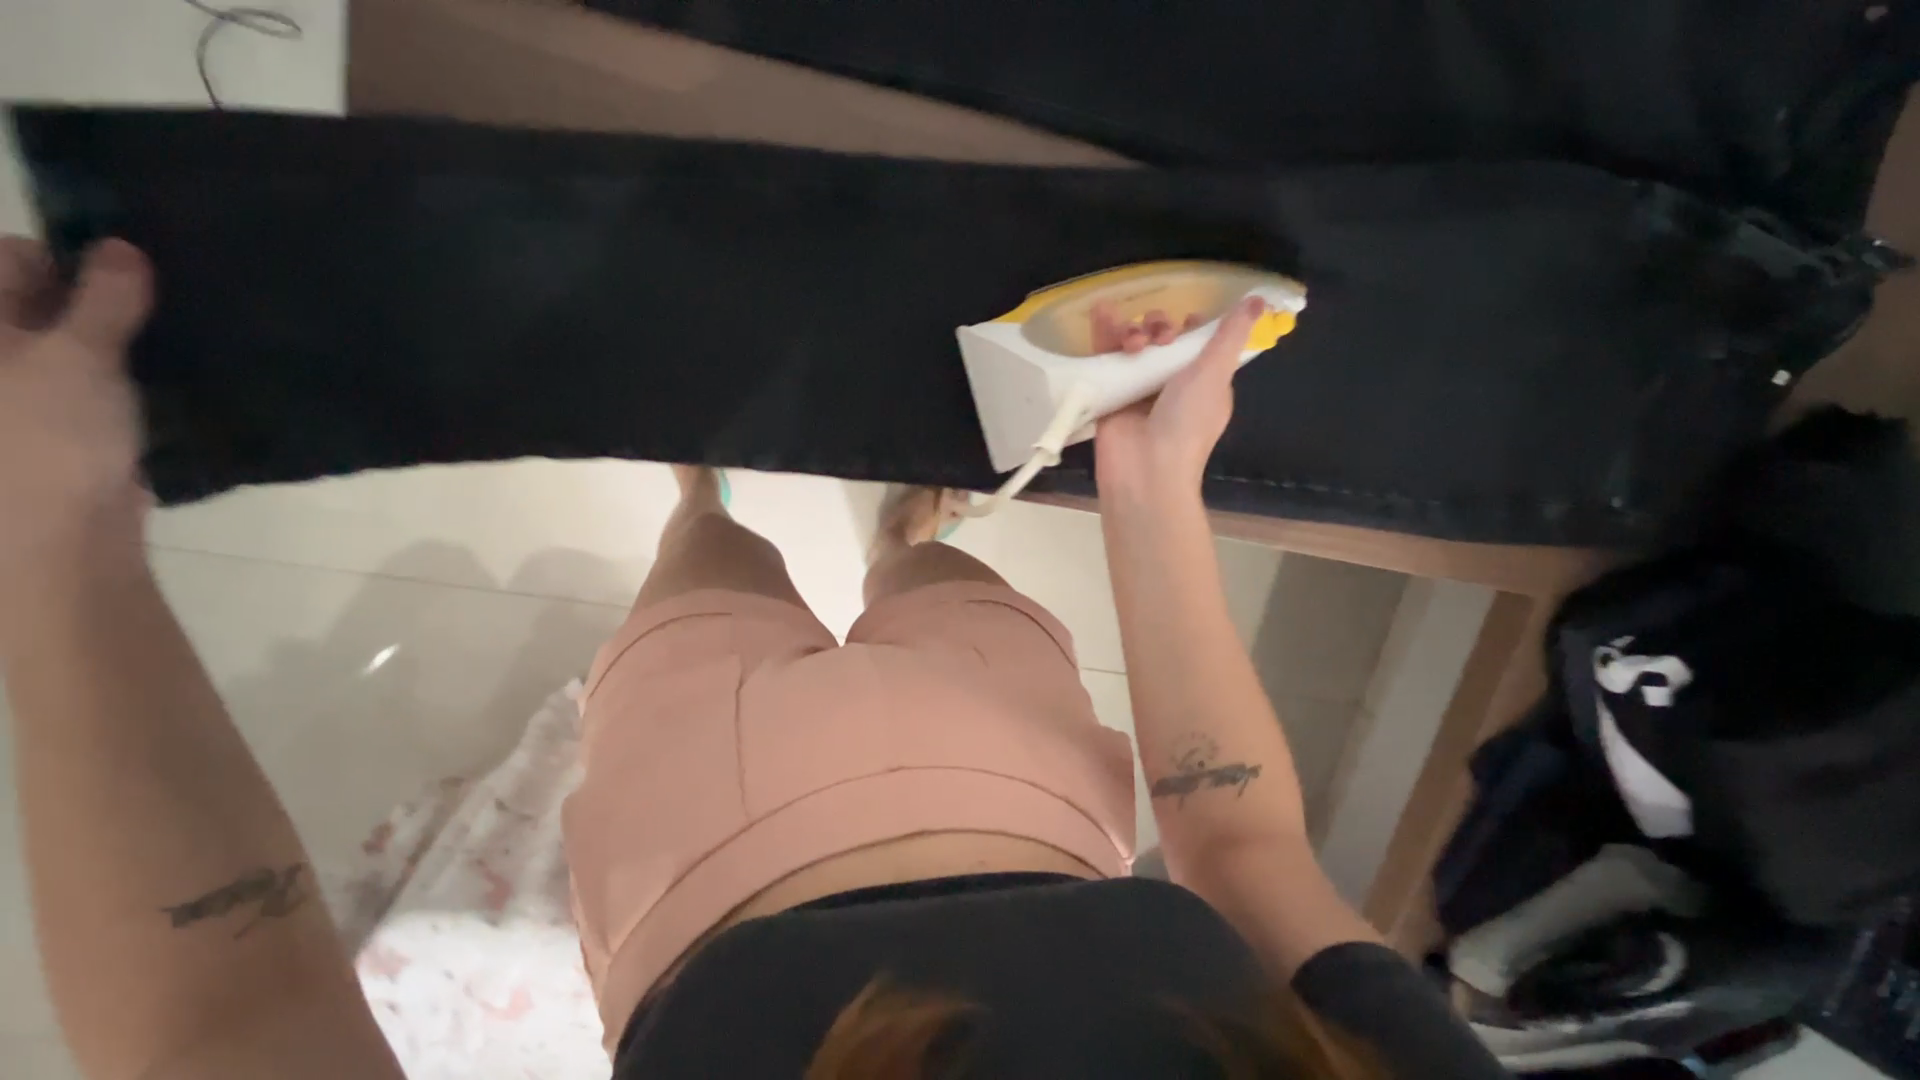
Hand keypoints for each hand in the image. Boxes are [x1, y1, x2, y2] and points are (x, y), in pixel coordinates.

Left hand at [0, 236, 152, 591]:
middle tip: (159, 304)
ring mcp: (18, 393)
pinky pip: (85, 385)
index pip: (13, 258)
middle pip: (39, 302)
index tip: (135, 269)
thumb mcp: (80, 356)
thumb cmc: (46, 436)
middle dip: (97, 300)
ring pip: (69, 345)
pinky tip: (157, 383)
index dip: (72, 259)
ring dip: (116, 341)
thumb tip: (123, 247)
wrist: (56, 538)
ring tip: (168, 342)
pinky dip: (119, 378)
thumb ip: (104, 299)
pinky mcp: (54, 427)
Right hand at [1092, 295, 1266, 504]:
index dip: (1191, 326)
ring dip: (1133, 332)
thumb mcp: (1215, 374)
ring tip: (1132, 345)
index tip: (1187, 323)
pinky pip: (1106, 354)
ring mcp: (1138, 387)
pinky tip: (1102, 312)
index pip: (1197, 341)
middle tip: (1159, 339)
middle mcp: (1171, 382)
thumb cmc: (1187, 423)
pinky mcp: (1109, 391)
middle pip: (1162, 337)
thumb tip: (1259, 299)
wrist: (1145, 470)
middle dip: (1160, 327)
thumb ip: (1231, 335)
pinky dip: (1104, 332)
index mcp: (1203, 381)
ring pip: (1134, 342)